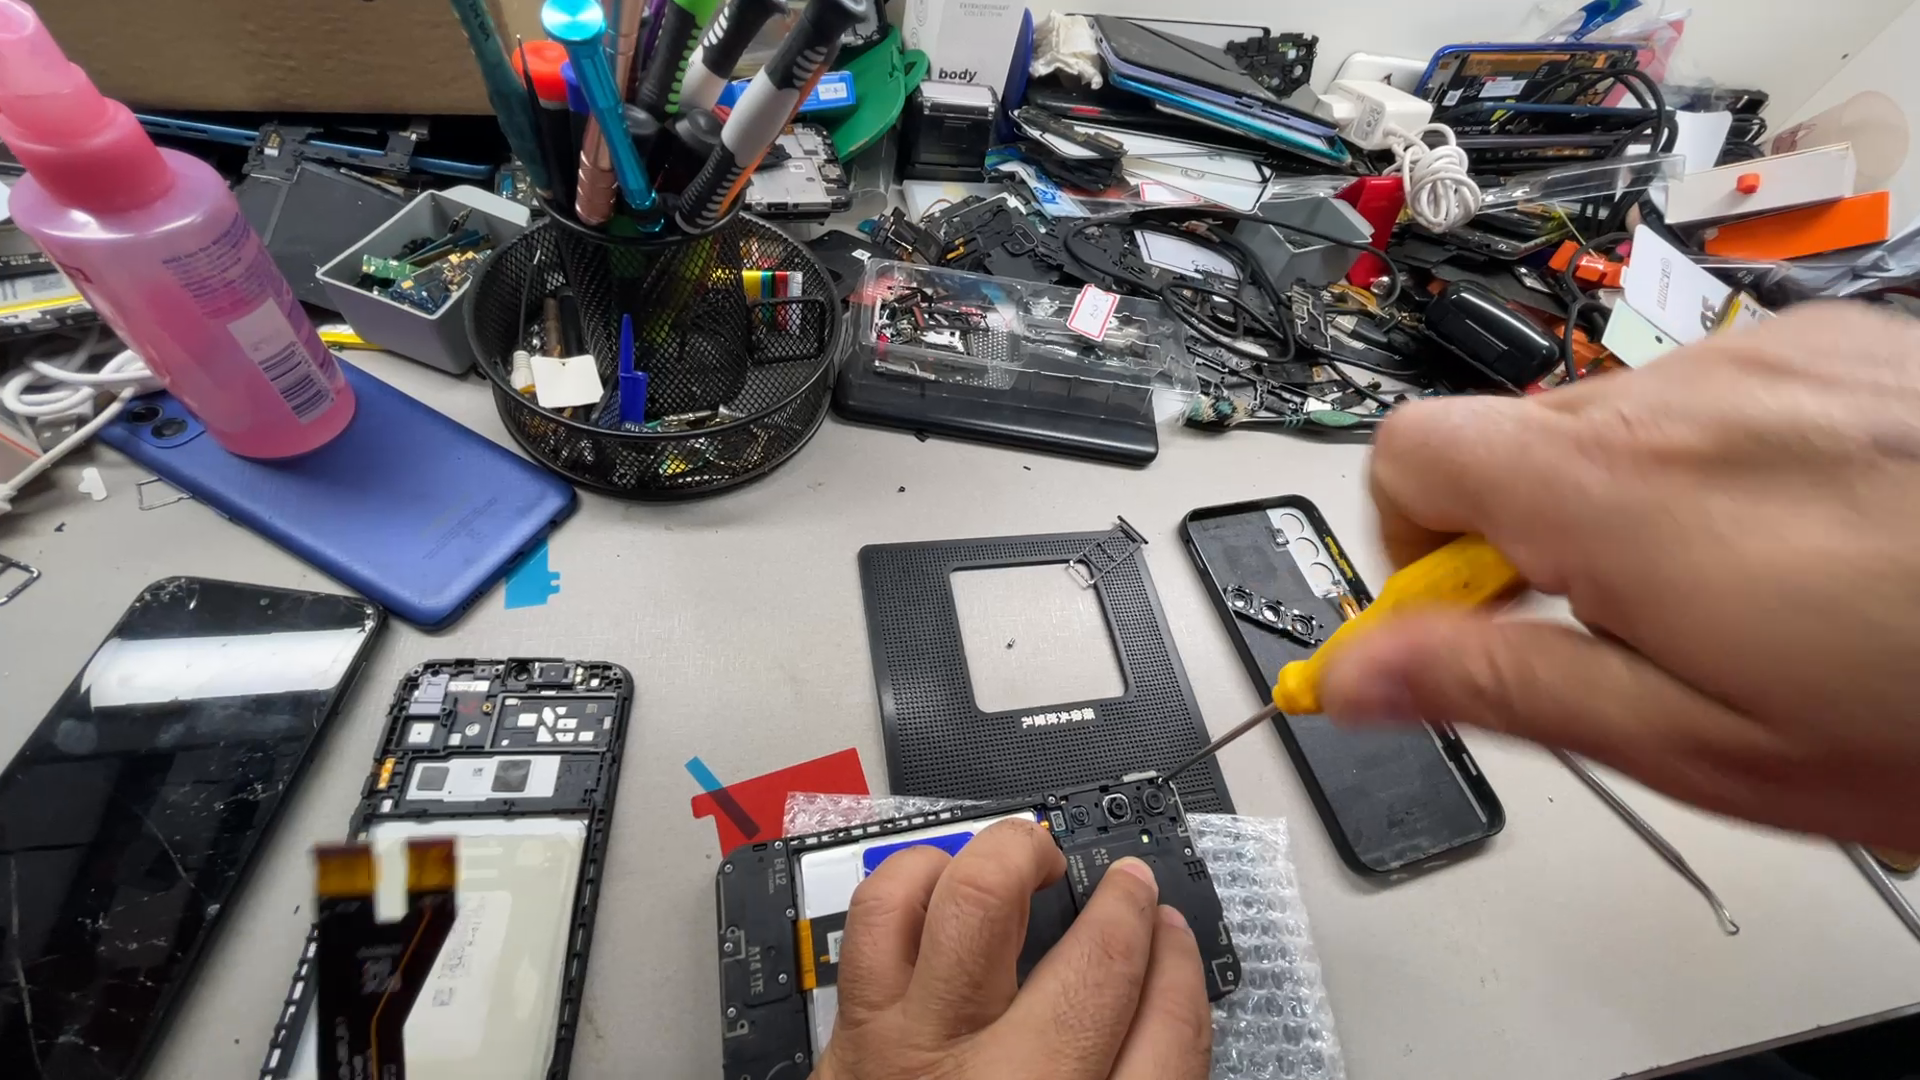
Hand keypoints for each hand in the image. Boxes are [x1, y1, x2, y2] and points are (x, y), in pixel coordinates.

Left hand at [812, 819, 1211, 1079]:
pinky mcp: (857, 1027)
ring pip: (973, 906)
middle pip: (1087, 975)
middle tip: (1125, 886)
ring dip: (1013, 861)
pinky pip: (881, 913)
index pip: (1167, 1046)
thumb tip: (1158, 981)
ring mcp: (916, 1053)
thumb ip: (1127, 1074)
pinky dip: (919, 873)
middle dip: (1122, 910)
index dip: (1180, 973)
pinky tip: (946, 880)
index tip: (1171, 934)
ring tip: (1032, 860)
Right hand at [1318, 303, 1919, 847]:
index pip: (1404, 454)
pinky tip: (1776, 540)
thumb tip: (1349, 675)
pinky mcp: (1834, 355)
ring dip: (1597, 508)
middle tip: (1592, 624)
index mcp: (1606, 486)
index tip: (1453, 601)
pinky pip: (1688, 409)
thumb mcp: (1686, 735)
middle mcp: (1673, 400)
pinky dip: (1683, 474)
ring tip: (1705, 592)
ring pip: (1589, 430)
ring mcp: (1763, 365)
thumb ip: (1488, 683)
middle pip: (1492, 442)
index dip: (1403, 534)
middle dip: (1505, 535)